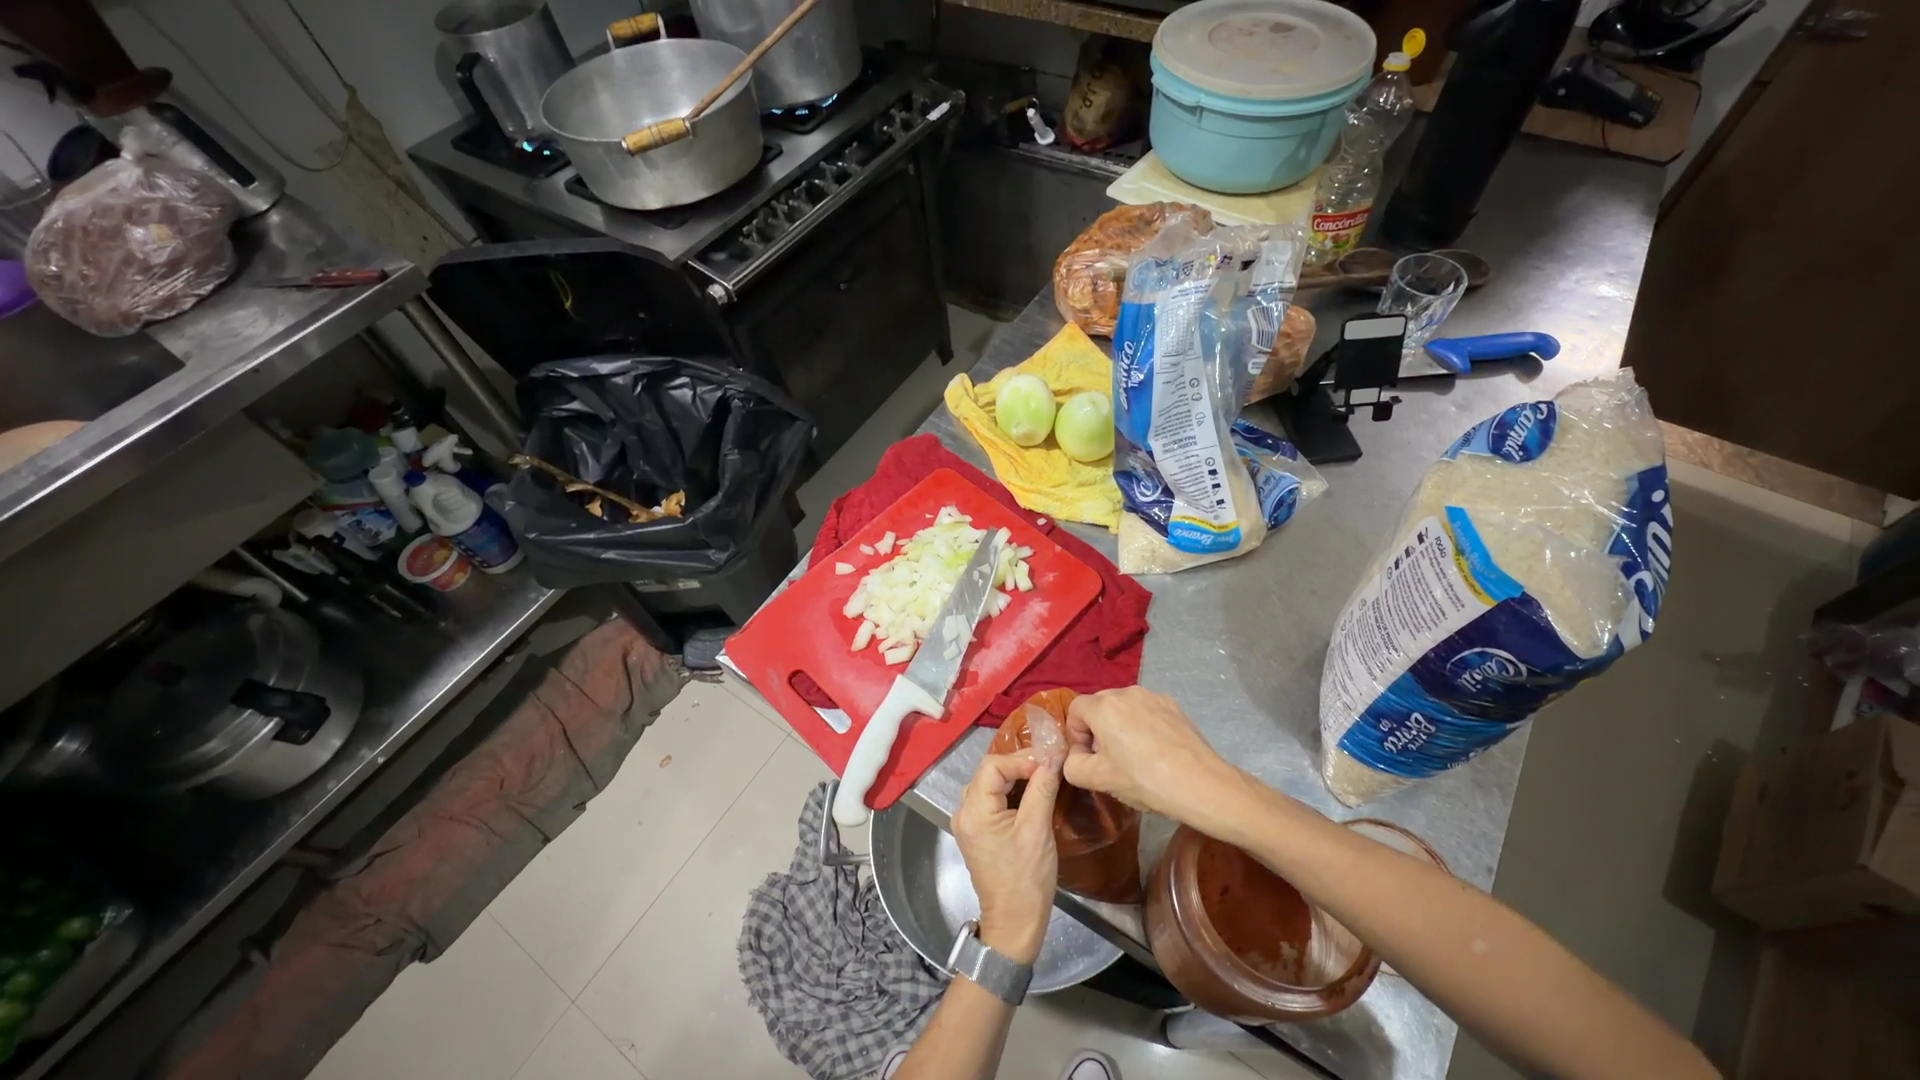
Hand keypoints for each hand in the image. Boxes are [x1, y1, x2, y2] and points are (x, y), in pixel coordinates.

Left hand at [951, 750, 1062, 965]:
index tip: (1049, 764)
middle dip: (1019, 765)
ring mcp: (968, 824)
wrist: (1015, 922)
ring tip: (1043, 776)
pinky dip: (1010, 792)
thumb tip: (1052, 756)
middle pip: (988, 773)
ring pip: (989, 785)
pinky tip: (1031, 793)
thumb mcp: (1037, 829)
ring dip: (1015, 777)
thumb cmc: (1026, 878)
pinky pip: (991, 800)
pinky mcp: (978, 833)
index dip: (1021, 759)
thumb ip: (1042, 788)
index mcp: (974, 812)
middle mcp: (964, 813)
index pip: (993, 766)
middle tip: (1050, 765)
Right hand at [1063, 687, 1240, 827]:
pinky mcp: (1175, 706)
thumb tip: (1077, 756)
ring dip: (1120, 727)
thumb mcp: (1097, 780)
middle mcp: (1127, 692)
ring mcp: (1154, 696)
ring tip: (1133, 756)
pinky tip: (1155, 752)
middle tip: (1108, 759)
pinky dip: (1143, 726)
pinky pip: (1147, 711)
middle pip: (1100, 705)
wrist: (1200, 784)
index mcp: (1104, 706)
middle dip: (1097, 729)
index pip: (1075, 709)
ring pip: (1125, 708)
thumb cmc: (1143, 780)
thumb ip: (1072, 765)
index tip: (1087, 758)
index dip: (1075, 734)